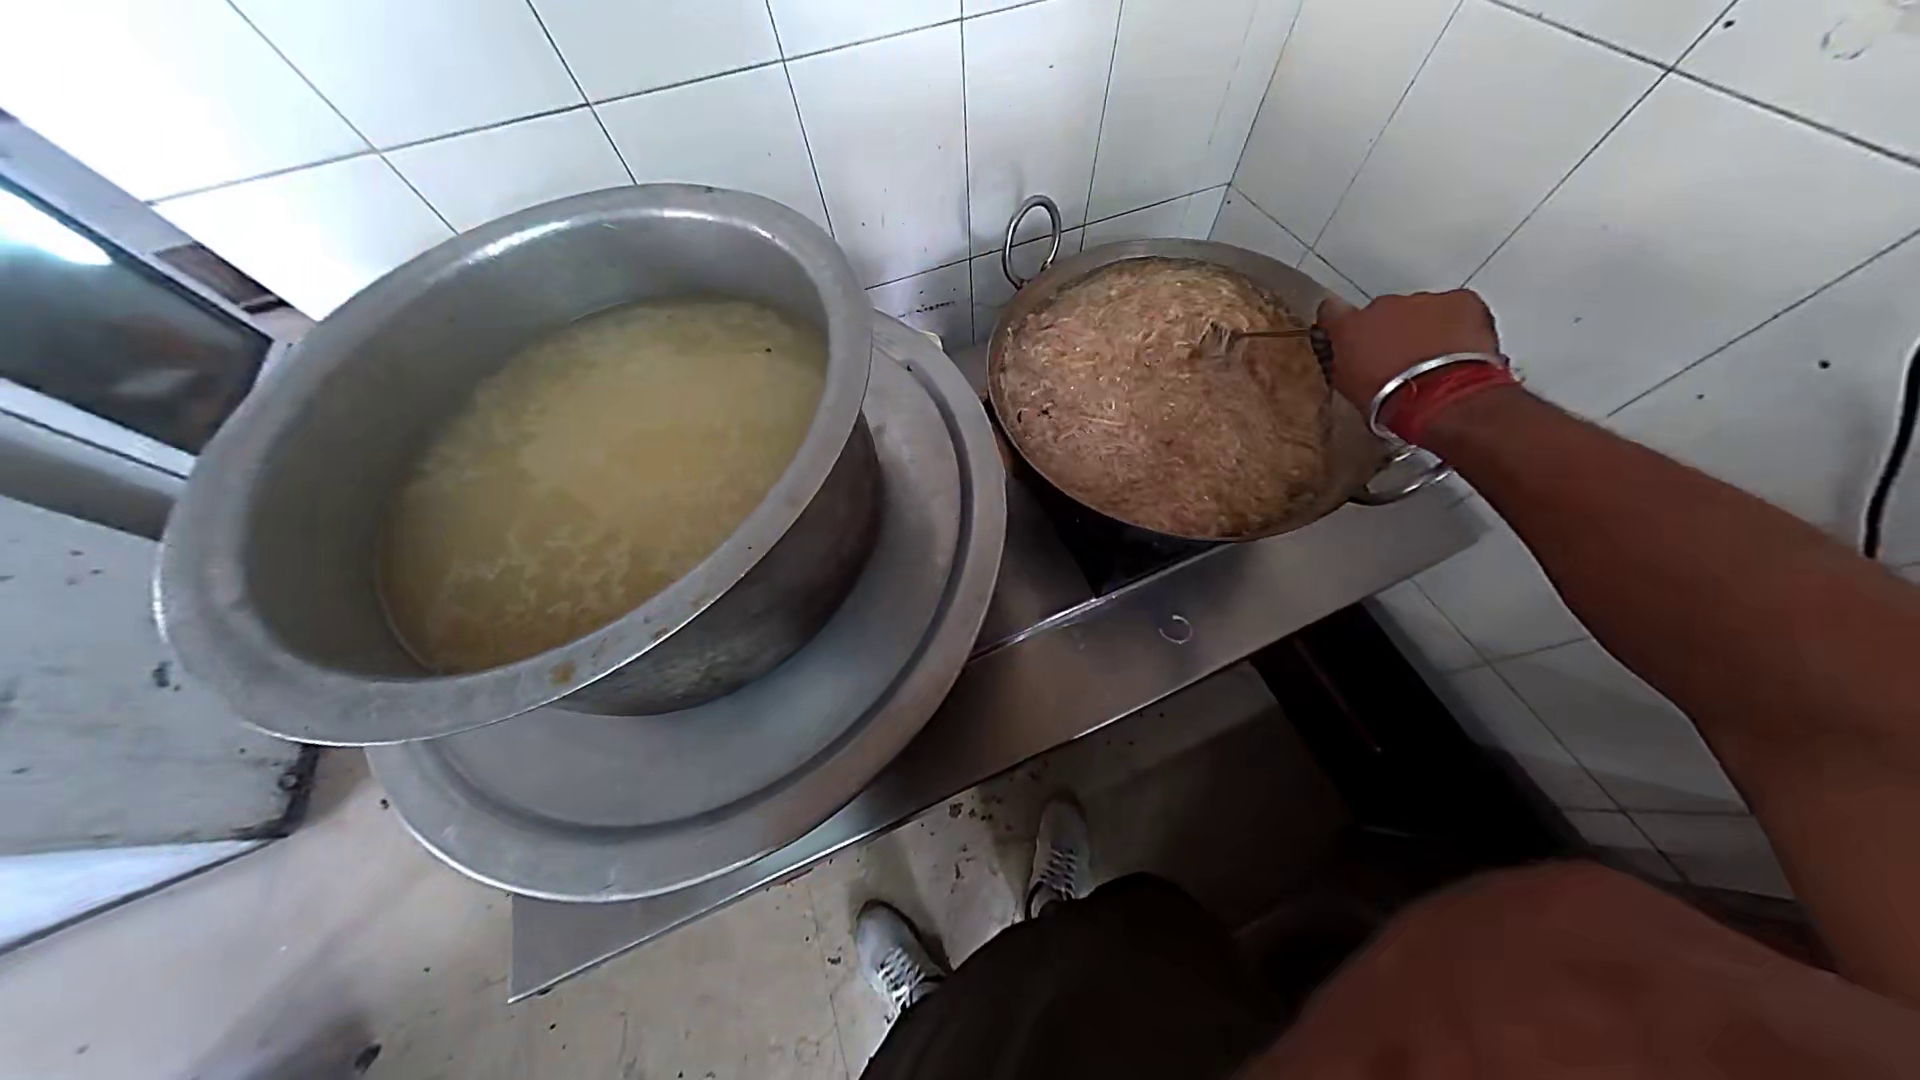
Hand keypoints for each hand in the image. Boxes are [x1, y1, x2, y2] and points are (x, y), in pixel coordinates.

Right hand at [1315, 289, 1500, 409]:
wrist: (1437, 397)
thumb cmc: (1385, 398)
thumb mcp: (1348, 385)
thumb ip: (1344, 360)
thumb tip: (1350, 354)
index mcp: (1349, 328)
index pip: (1330, 311)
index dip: (1338, 321)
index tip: (1345, 332)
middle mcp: (1382, 306)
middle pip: (1382, 310)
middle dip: (1388, 328)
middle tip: (1397, 355)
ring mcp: (1423, 300)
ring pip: (1420, 308)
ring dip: (1421, 326)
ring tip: (1431, 356)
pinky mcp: (1460, 300)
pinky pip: (1455, 306)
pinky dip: (1456, 321)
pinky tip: (1457, 346)